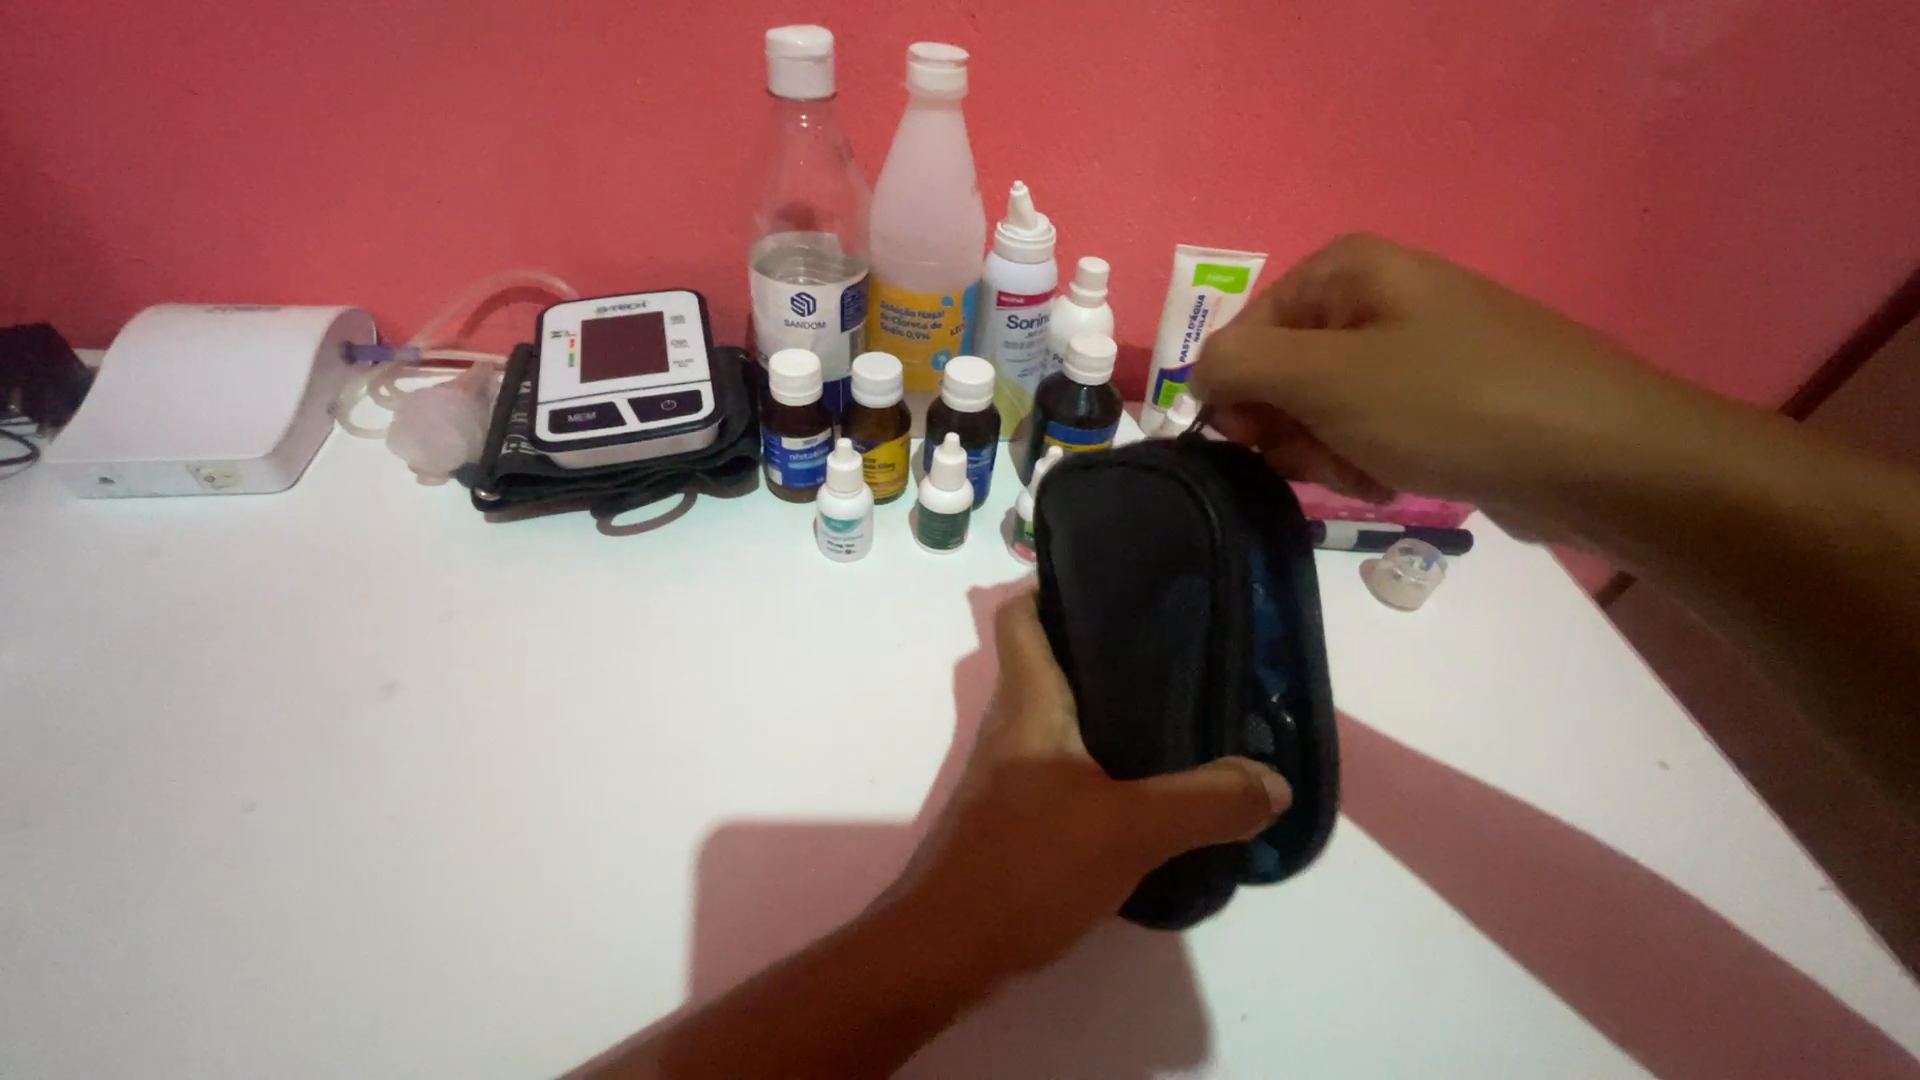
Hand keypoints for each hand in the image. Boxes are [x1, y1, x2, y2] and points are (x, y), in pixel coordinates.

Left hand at [887, 592, 1291, 976]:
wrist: (948, 948)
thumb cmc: (1026, 864)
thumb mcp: (1130, 828)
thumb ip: (1206, 800)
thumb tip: (1273, 780)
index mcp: (1028, 703)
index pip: (1019, 617)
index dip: (1049, 586)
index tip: (1105, 580)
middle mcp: (1011, 726)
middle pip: (1045, 661)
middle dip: (1097, 647)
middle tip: (1168, 647)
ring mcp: (1007, 774)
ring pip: (1056, 717)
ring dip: (1101, 708)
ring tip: (1170, 711)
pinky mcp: (1013, 816)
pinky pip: (1060, 766)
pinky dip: (1097, 761)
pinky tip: (1143, 786)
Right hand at [1191, 233, 1720, 539]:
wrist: (1599, 458)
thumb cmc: (1450, 404)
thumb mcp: (1324, 379)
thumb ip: (1235, 366)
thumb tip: (1197, 377)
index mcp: (1343, 271)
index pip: (1239, 337)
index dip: (1236, 395)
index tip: (1260, 442)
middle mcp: (1370, 298)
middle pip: (1276, 375)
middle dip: (1289, 430)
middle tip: (1325, 458)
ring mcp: (1404, 348)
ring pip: (1314, 411)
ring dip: (1323, 453)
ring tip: (1367, 472)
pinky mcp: (1431, 395)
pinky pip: (1359, 428)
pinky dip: (1360, 460)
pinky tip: (1391, 477)